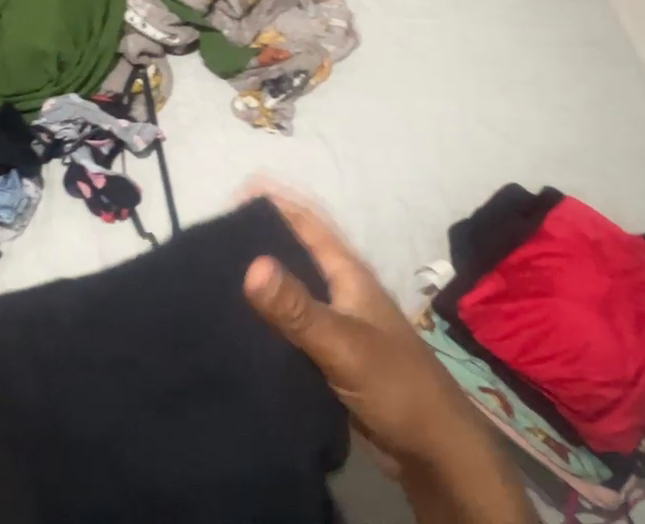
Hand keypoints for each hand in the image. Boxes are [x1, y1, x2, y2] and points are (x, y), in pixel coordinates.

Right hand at [243, 191, 534, 522]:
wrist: (432, 450)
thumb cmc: (395, 384)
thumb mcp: (343, 342)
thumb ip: (297, 307)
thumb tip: (250, 264)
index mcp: (348, 275)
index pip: (308, 224)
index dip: (277, 204)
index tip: (235, 194)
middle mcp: (340, 293)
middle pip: (295, 255)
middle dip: (260, 241)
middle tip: (211, 240)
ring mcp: (335, 326)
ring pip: (290, 294)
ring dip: (260, 284)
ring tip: (212, 279)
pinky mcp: (327, 360)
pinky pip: (289, 331)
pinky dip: (265, 324)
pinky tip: (236, 330)